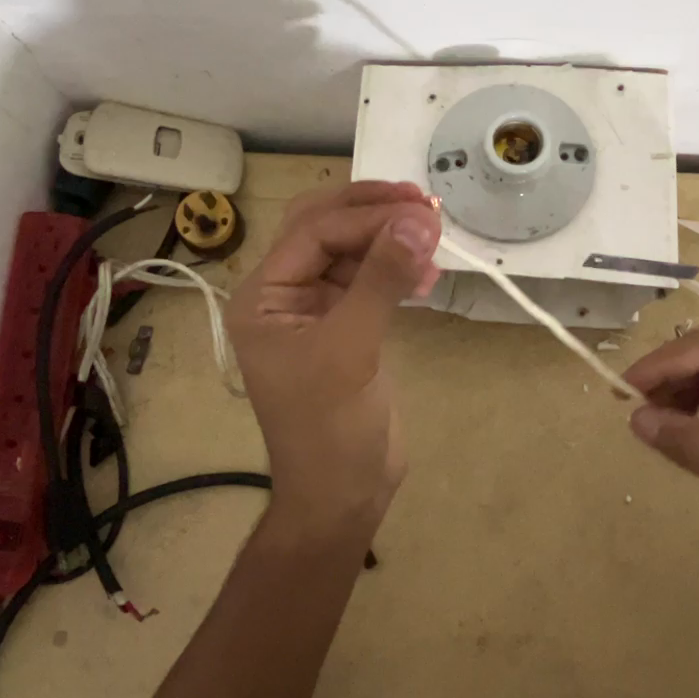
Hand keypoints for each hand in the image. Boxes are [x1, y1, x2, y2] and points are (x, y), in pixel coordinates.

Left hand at [226, 181, 440, 527]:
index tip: (422, 213)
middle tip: (424, 203)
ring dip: (389, 242)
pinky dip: (396, 273)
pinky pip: (368, 284)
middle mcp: (283, 297)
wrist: (341, 494)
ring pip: (350, 255)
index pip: (314, 233)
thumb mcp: (350, 349)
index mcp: (263, 297)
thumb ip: (380, 280)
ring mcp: (316, 314)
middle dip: (372, 213)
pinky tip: (427, 273)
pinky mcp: (346, 331)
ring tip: (435, 237)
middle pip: (325, 231)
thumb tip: (418, 220)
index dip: (367, 216)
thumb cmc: (330, 427)